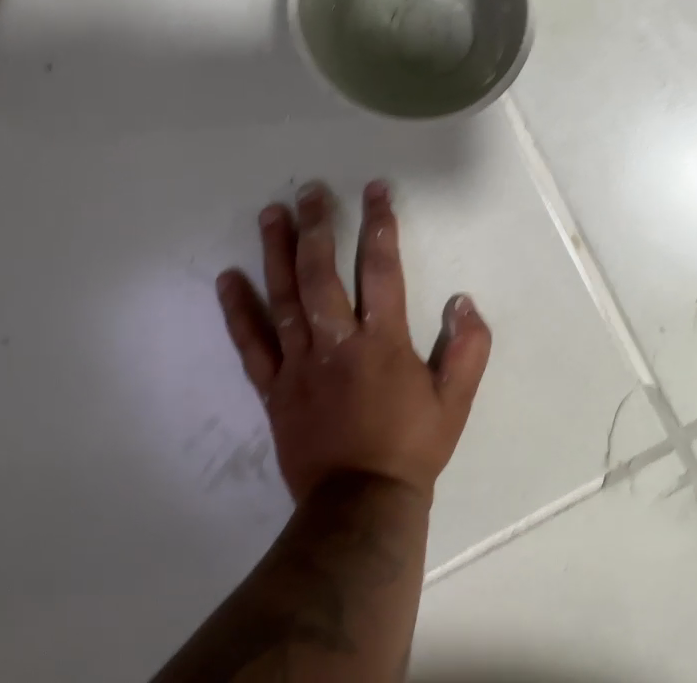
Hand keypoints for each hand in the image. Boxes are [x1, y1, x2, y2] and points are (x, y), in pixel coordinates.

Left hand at [215, 179, 491, 502]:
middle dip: (317, 227)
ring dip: (275, 253)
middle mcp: (337, 343)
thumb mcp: (457, 401)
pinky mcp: (275, 389)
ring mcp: (299, 365)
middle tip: (310, 191)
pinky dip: (238, 311)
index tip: (375, 191)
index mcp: (382, 342)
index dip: (380, 225)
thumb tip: (463, 302)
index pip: (382, 269)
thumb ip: (467, 348)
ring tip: (271, 214)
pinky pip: (252, 345)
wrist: (361, 505)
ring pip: (283, 299)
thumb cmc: (412, 448)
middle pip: (321, 273)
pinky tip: (228, 280)